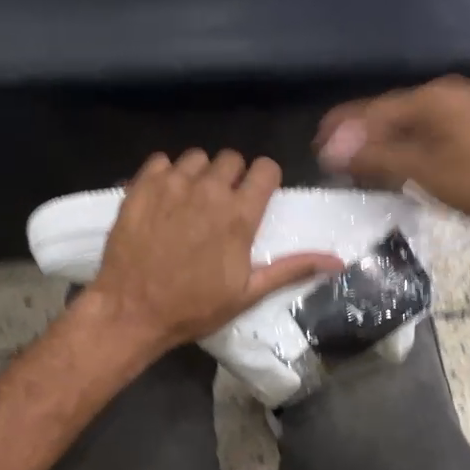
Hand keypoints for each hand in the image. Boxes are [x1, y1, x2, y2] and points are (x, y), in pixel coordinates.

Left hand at [86, 150, 343, 353]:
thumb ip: (291, 269)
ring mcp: (172, 185)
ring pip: (196, 158)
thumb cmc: (192, 307)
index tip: (255, 197)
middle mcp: (209, 190)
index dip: (263, 180)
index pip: (265, 168)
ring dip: (198, 174)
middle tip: (220, 205)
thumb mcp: (246, 294)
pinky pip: (161, 161)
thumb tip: (338, 261)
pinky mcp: (141, 186)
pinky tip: (162, 199)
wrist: (131, 310)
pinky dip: (165, 174)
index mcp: (239, 215)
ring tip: (190, 201)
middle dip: (231, 177)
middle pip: (231, 159)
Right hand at [315, 76, 469, 231]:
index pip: (372, 110)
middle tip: (330, 153)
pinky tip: (396, 161)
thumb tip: (332, 149)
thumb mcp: (423, 172)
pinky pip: (425, 131)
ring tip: (356, 160)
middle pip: (389, 112)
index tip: (317, 144)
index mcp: (430, 100)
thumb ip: (376, 157)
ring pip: (408, 123)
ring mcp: (463, 111)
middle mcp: (445, 96)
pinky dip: (404, 145)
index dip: (342, 128)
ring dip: (380, 141)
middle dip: (358, 132)